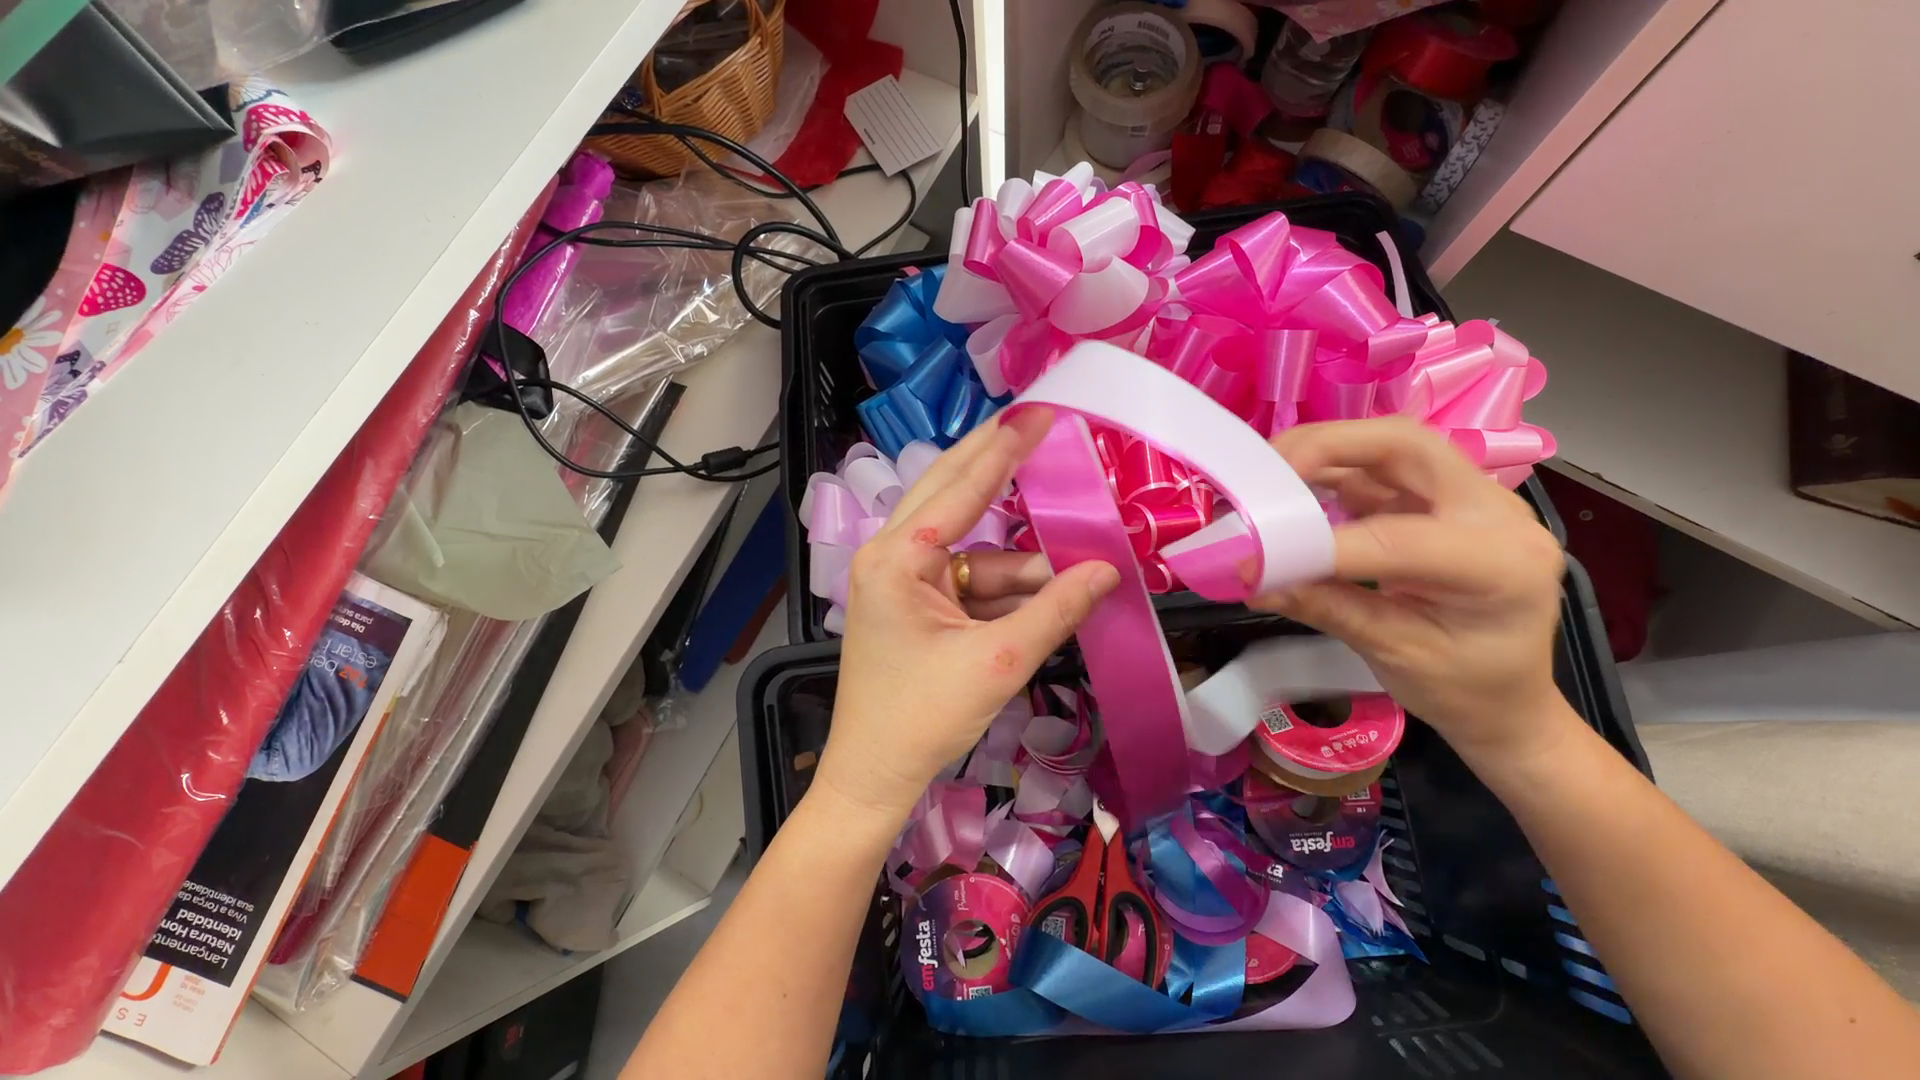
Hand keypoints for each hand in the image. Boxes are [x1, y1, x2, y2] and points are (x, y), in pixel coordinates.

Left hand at [817, 411, 1121, 819]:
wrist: (874, 776)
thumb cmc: (921, 719)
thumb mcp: (998, 662)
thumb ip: (1056, 611)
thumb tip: (1109, 570)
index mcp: (897, 560)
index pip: (960, 488)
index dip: (1005, 449)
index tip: (1039, 411)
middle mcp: (892, 557)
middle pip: (953, 495)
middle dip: (998, 465)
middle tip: (1039, 423)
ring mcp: (903, 582)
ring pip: (971, 548)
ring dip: (1021, 558)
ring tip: (1077, 556)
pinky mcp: (916, 607)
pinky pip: (968, 580)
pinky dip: (1006, 586)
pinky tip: (1050, 592)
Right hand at [1254, 419, 1572, 761]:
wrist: (1509, 702)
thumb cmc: (1466, 689)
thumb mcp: (1395, 655)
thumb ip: (1327, 607)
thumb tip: (1252, 579)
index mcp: (1501, 563)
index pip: (1398, 537)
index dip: (1320, 543)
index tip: (1252, 558)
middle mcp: (1495, 513)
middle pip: (1405, 445)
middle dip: (1326, 447)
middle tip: (1263, 470)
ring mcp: (1470, 499)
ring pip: (1391, 446)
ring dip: (1324, 452)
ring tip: (1267, 474)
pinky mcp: (1440, 500)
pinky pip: (1382, 469)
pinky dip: (1331, 473)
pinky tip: (1292, 491)